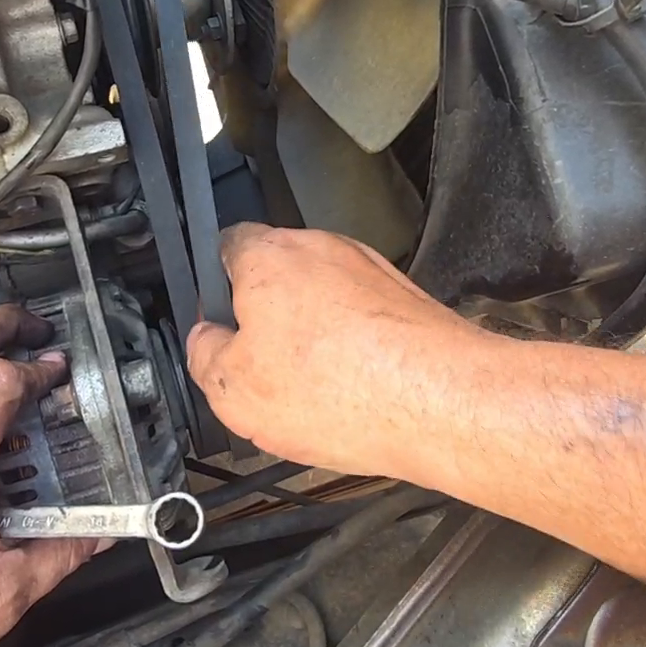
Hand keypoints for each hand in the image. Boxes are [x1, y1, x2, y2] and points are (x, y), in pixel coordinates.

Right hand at [185, 225, 492, 479]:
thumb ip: (204, 354)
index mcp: (268, 257)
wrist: (441, 399)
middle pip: (275, 275)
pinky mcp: (403, 297)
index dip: (213, 288)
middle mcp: (321, 248)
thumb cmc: (341, 388)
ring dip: (311, 335)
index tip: (218, 326)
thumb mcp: (233, 389)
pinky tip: (353, 389)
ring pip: (320, 299)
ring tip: (316, 390)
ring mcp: (368, 269)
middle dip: (266, 319)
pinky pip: (360, 318)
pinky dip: (351, 346)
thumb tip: (205, 339)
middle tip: (264, 369)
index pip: (224, 246)